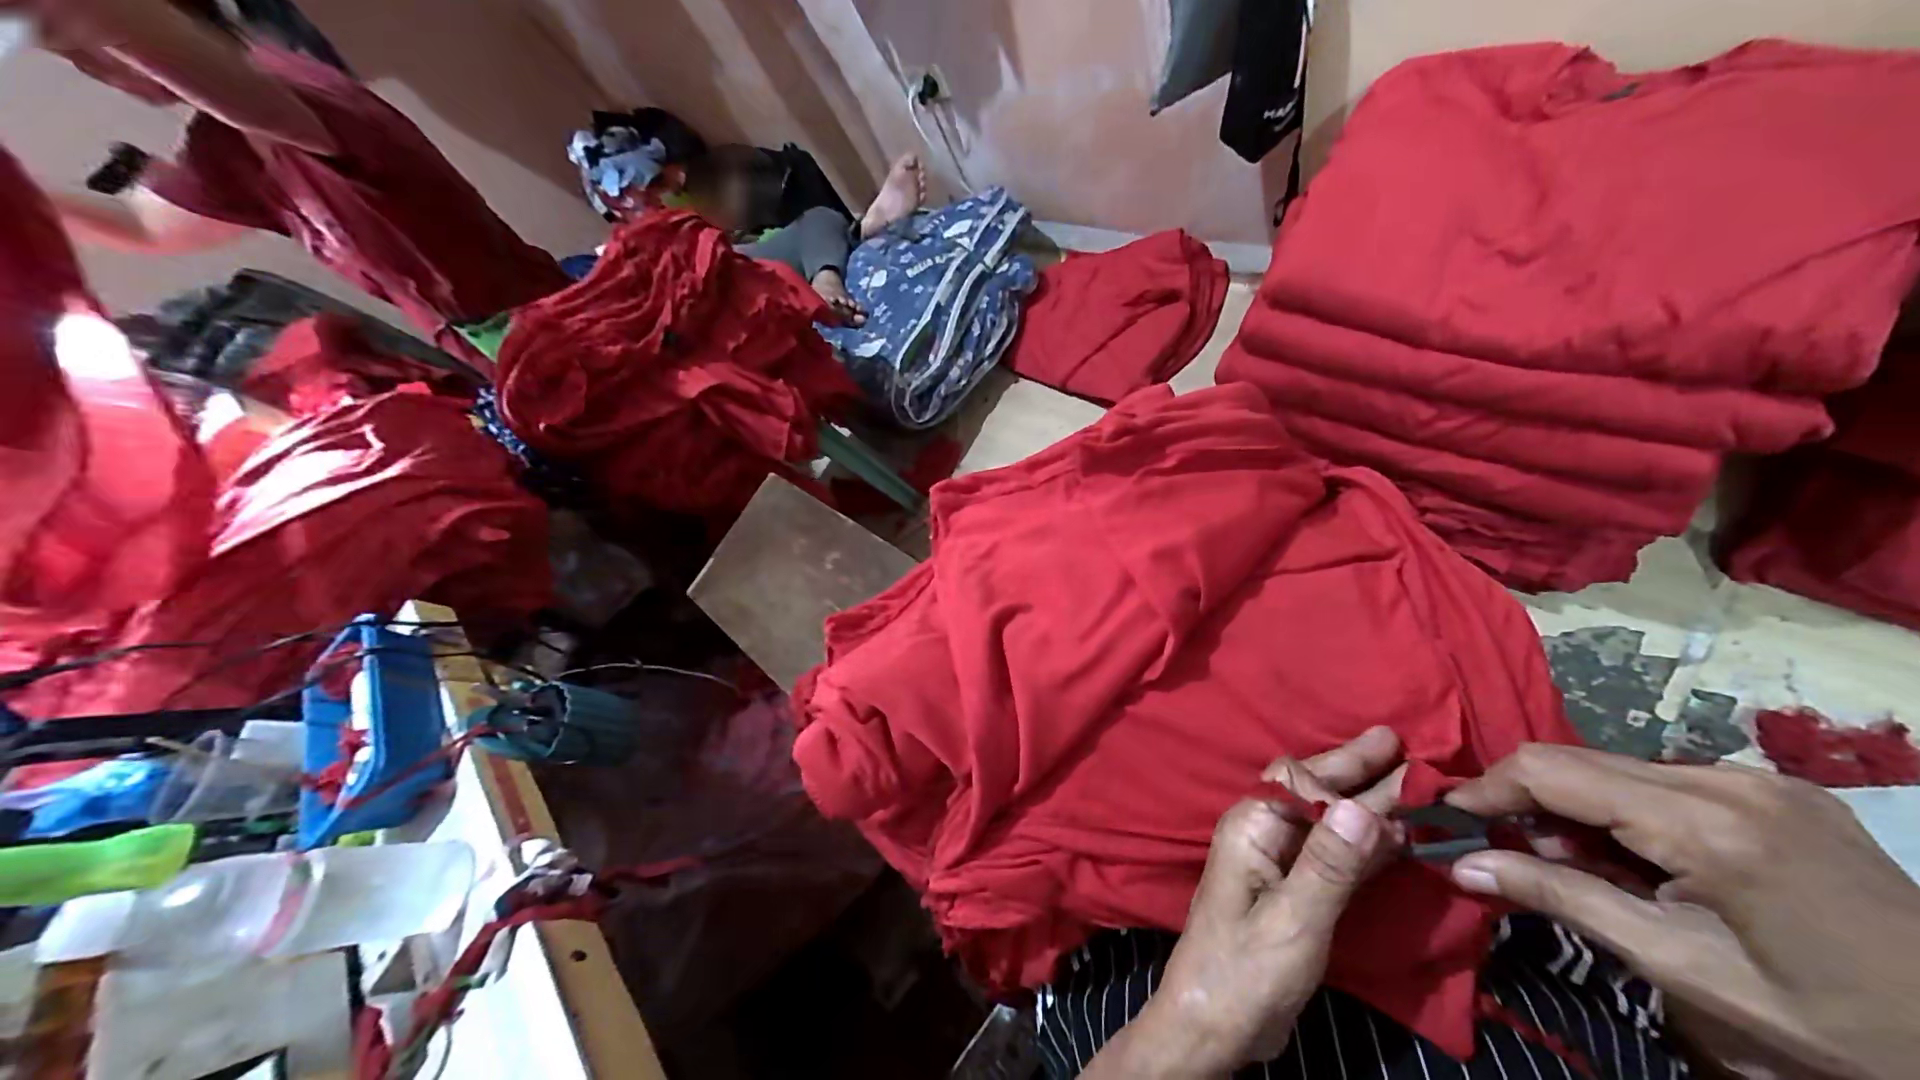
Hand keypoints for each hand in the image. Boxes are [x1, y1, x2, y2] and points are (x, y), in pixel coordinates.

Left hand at [1084, 727, 1405, 1078]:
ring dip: (1367, 803)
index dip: (1343, 774)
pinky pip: (1334, 854)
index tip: (1394, 769)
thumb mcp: (1294, 920)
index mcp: (1252, 828)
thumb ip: (1329, 865)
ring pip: (1327, 821)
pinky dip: (1366, 844)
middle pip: (1313, 792)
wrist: (1213, 1025)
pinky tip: (1397, 837)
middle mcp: (1262, 835)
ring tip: (1412, 781)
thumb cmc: (1246, 971)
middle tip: (1400, 743)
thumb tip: (1360, 806)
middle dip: (1356, 770)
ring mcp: (1277, 863)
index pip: (1299, 782)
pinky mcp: (1293, 891)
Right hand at [1445, 743, 1919, 1079]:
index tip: (1449, 816)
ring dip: (1577, 806)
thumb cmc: (1833, 1024)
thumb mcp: (1684, 969)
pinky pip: (1666, 780)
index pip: (1552, 770)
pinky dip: (1626, 809)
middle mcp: (1730, 781)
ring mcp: (1762, 781)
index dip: (1487, 787)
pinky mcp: (1781, 791)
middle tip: (1509, 851)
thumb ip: (1563, 900)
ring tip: (1581, 864)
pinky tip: (1642, 857)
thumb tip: (1460, 866)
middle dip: (1527, 798)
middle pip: (1579, 761)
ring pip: (1618, 767)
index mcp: (1708, 825)